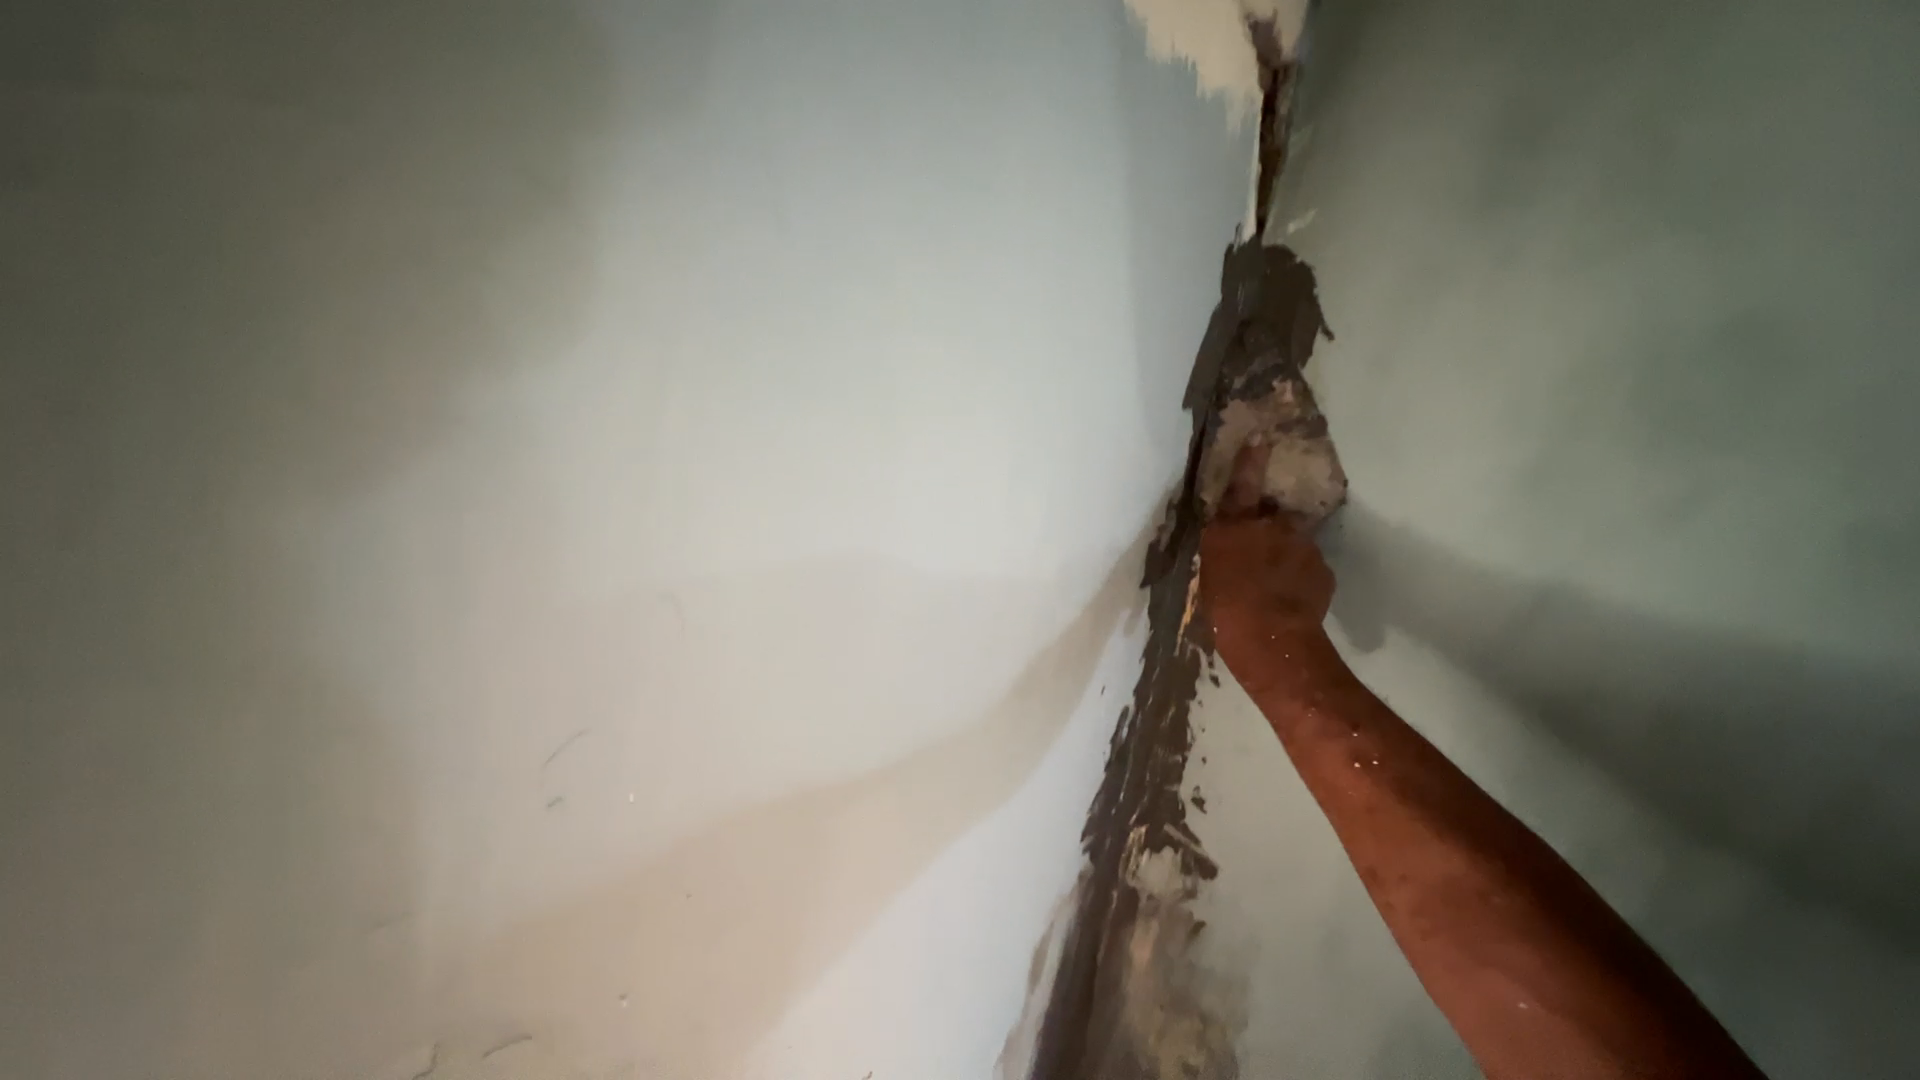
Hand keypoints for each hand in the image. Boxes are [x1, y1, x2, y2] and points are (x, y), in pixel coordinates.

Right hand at [1200, 441, 1334, 645]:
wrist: (1271, 638)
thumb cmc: (1224, 610)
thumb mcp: (1210, 576)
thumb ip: (1225, 553)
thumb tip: (1236, 551)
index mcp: (1232, 527)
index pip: (1241, 486)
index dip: (1250, 461)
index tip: (1261, 436)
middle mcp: (1269, 526)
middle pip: (1273, 516)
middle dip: (1269, 527)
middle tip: (1259, 555)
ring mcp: (1301, 545)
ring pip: (1294, 543)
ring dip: (1286, 556)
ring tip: (1275, 588)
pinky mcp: (1323, 568)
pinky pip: (1309, 568)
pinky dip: (1301, 579)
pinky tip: (1291, 600)